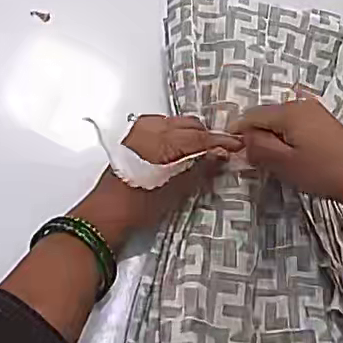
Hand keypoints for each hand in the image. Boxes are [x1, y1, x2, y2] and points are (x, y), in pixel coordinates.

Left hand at [72, 115, 239, 245]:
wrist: (104, 217)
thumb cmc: (139, 206)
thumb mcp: (176, 189)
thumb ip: (200, 168)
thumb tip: (221, 155)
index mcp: (163, 138)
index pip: (201, 136)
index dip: (221, 141)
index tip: (238, 145)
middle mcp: (151, 128)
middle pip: (189, 125)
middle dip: (207, 136)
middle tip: (223, 152)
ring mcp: (140, 131)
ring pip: (176, 124)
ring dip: (192, 135)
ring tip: (204, 154)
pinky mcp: (133, 138)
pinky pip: (163, 128)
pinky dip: (177, 136)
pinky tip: (183, 152)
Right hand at [229, 97, 342, 205]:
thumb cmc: (323, 172)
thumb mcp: (283, 163)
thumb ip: (258, 147)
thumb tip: (244, 138)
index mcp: (289, 111)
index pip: (251, 115)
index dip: (239, 133)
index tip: (233, 152)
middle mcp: (302, 104)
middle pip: (267, 116)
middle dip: (257, 135)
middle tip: (257, 161)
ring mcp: (316, 112)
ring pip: (281, 121)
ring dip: (273, 138)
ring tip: (277, 162)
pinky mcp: (325, 123)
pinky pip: (296, 125)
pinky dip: (288, 138)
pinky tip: (294, 156)